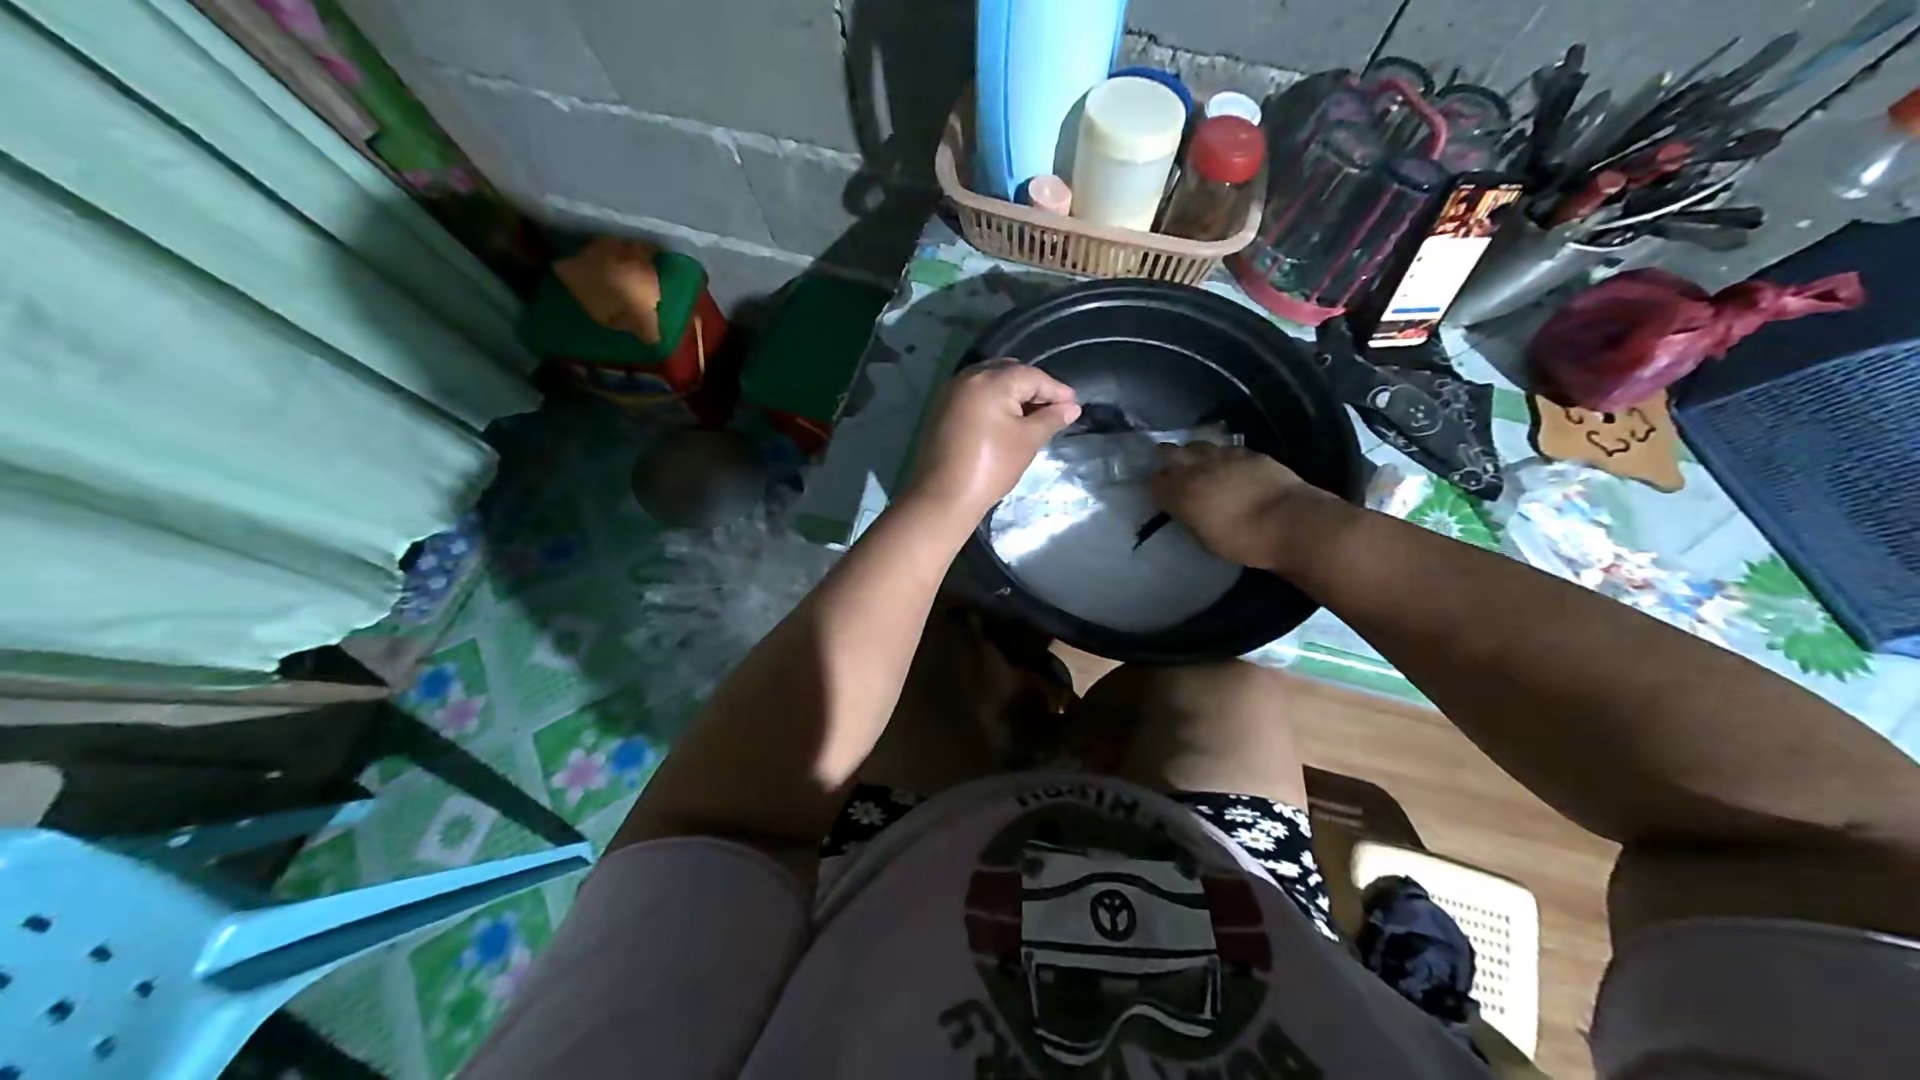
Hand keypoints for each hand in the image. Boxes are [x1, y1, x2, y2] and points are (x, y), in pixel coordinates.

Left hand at [903, 360, 1080, 523]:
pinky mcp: (941, 408)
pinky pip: (973, 394)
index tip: (1074, 403)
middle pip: (1009, 372)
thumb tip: (1072, 407)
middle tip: (1053, 408)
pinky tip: (1004, 419)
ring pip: (989, 381)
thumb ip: (1051, 418)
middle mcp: (968, 377)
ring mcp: (950, 391)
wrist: (944, 496)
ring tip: (1031, 414)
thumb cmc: (991, 466)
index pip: (1032, 376)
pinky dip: (992, 400)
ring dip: (1012, 393)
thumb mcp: (1027, 441)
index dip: (1056, 389)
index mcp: (990, 381)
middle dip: (1033, 387)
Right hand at [1150, 443, 1335, 569]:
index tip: (1162, 495)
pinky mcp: (1248, 452)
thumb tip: (1185, 507)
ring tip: (1201, 465)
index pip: (1156, 482)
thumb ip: (1189, 516)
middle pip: (1169, 452)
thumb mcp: (1204, 537)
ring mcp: (1223, 455)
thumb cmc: (1242, 541)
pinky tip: (1229, 466)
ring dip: (1194, 453)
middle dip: (1167, 459)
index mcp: (1179, 492)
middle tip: (1172, 470)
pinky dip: (1222, 456)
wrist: (1289, 521)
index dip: (1157, 487)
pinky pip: (1226, 449)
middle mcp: (1196, 468)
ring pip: (1197, 445)